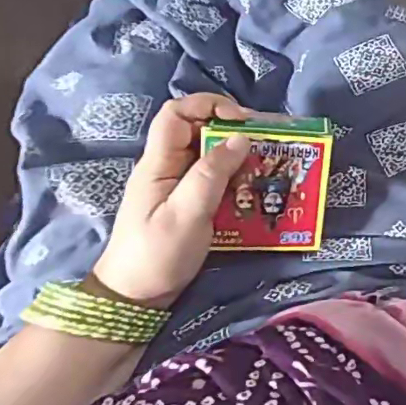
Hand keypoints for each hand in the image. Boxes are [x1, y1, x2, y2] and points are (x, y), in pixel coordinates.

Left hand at [91, 93, 251, 308]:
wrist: (134, 298)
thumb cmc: (156, 255)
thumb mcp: (186, 214)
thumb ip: (212, 174)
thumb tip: (241, 138)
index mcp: (159, 162)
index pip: (177, 113)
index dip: (209, 106)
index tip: (243, 123)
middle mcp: (169, 167)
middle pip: (200, 130)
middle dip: (235, 130)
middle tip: (269, 142)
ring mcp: (179, 185)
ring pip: (211, 154)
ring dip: (240, 155)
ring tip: (271, 163)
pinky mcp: (190, 203)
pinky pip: (216, 178)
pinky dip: (238, 177)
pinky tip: (258, 187)